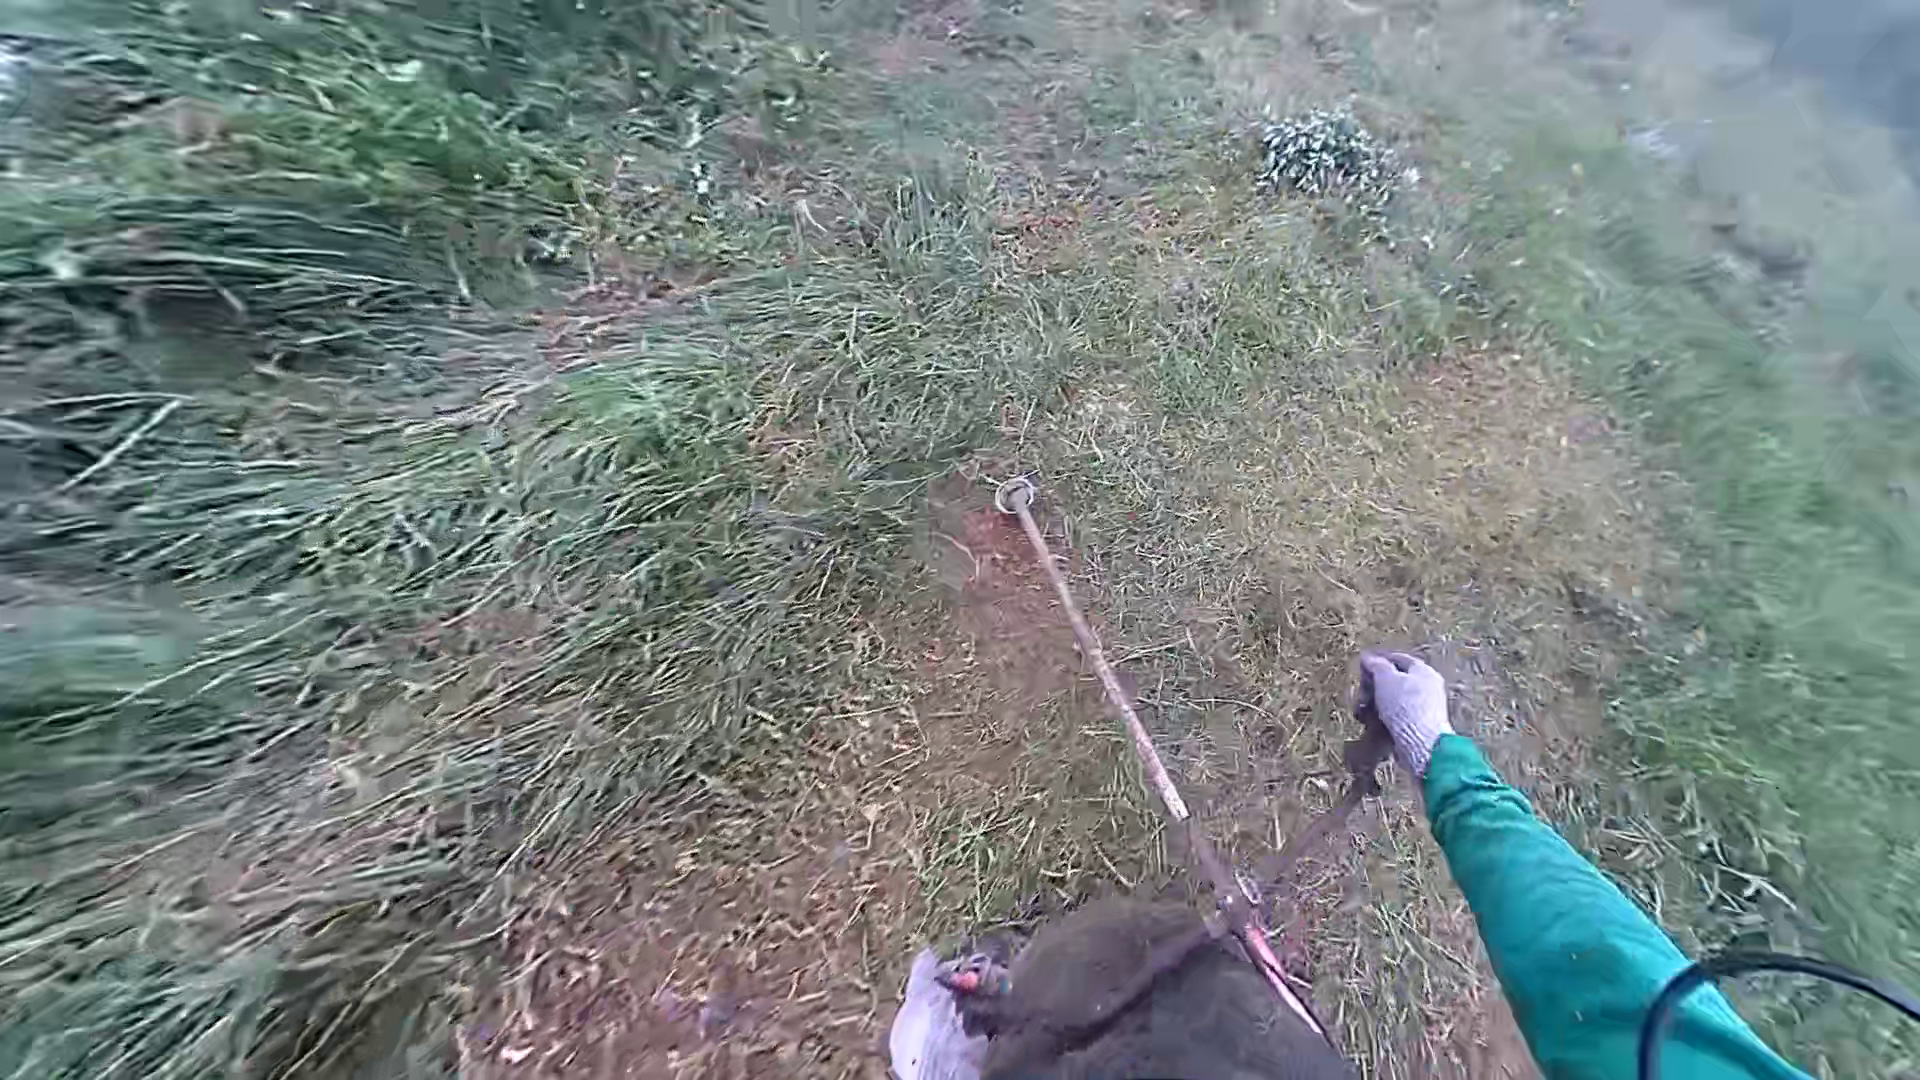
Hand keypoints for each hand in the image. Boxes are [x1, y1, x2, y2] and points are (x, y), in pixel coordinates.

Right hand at [1359, 651, 1452, 777]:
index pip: (1398, 658)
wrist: (1421, 741)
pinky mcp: (1417, 723)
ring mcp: (1423, 706)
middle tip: (1361, 691)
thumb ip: (1376, 665)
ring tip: (1362, 711)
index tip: (1362, 665)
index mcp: (1424, 672)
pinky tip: (1370, 721)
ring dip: (1373, 702)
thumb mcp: (1385, 678)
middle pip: (1393, 679)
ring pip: (1391, 698)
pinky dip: (1381, 715)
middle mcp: (1427, 687)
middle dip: (1372, 685)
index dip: (1378, 660)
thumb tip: (1369, 657)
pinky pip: (1395, 713)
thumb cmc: (1404, 705)